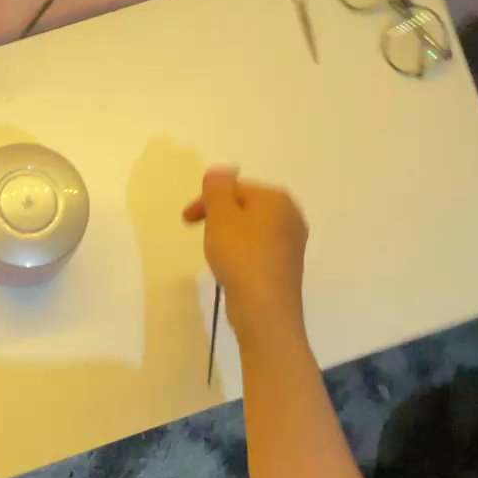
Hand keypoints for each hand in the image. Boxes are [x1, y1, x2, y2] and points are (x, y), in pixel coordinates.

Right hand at [183, 166, 309, 340]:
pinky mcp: (287, 266)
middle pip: (247, 206)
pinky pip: (260, 249)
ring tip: (214, 252)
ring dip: (231, 234)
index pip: (235, 188)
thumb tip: (220, 170)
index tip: (186, 219)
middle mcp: (290, 215)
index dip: (206, 200)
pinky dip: (243, 252)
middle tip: (199, 233)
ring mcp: (292, 242)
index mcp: (275, 198)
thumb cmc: (240, 257)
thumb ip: (217, 189)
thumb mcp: (221, 216)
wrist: (265, 307)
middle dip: (220, 216)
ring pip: (254, 229)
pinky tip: (233, 268)